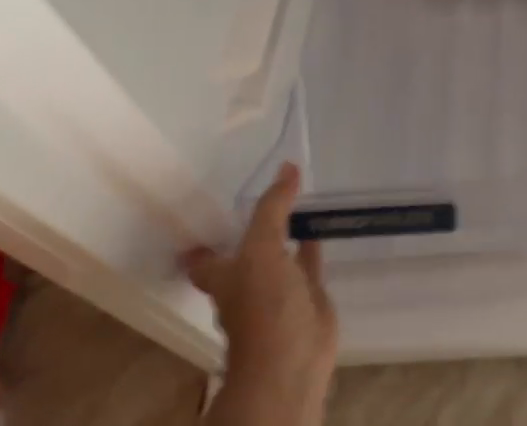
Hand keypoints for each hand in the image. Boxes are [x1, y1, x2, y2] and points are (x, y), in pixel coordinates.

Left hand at [184, 163, 337, 425]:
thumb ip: (273, 207)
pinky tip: (321, 225)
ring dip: (285, 231)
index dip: (205, 235)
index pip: (205, 254)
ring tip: (297, 197)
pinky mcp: (307, 295)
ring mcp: (277, 290)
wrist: (293, 359)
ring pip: (279, 253)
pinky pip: (308, 263)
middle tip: (262, 192)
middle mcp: (246, 281)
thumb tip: (288, 166)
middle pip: (244, 251)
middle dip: (250, 227)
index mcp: (223, 275)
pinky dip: (312, 245)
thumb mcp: (262, 248)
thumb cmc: (264, 306)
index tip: (209, 207)